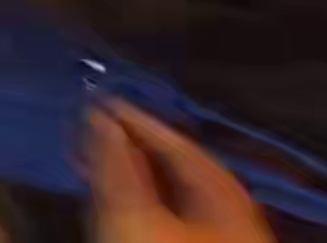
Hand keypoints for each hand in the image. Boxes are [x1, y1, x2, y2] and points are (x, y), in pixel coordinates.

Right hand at [89, 101, 274, 242]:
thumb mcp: (127, 208)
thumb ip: (112, 158)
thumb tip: (98, 114)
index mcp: (232, 213)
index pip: (190, 154)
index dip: (145, 123)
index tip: (100, 98)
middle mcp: (235, 227)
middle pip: (187, 175)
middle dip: (138, 144)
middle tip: (94, 119)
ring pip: (176, 194)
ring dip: (133, 165)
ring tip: (91, 146)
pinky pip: (167, 211)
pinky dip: (138, 189)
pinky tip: (107, 182)